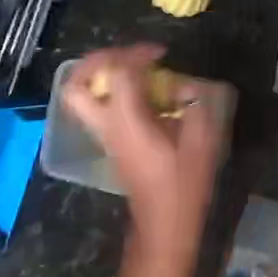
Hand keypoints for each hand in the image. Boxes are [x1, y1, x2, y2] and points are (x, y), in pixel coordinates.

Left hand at [62, 45, 228, 254]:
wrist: (165, 224)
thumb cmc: (184, 185)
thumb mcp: (201, 142)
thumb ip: (195, 105)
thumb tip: (187, 86)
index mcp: (127, 122)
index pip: (118, 74)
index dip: (137, 54)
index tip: (161, 53)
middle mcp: (107, 126)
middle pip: (76, 85)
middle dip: (98, 61)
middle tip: (127, 55)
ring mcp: (104, 136)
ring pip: (79, 98)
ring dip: (100, 76)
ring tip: (130, 70)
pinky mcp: (110, 143)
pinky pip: (97, 107)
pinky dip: (111, 92)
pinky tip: (141, 94)